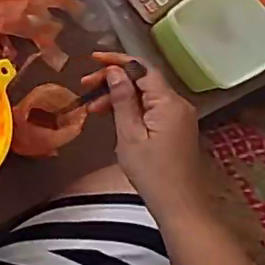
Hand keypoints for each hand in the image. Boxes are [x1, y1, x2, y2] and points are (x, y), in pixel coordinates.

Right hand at [81, 56, 205, 209]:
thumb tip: (114, 72)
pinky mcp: (175, 127)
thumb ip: (122, 100)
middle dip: (113, 79)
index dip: (117, 60)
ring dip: (119, 95)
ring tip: (92, 106)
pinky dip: (130, 107)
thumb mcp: (129, 134)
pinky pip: (150, 107)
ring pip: (145, 93)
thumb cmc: (151, 172)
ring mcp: (179, 116)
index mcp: (168, 102)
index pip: (142, 68)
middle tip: (84, 86)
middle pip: (143, 79)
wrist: (179, 204)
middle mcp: (178, 104)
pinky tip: (111, 115)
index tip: (92, 60)